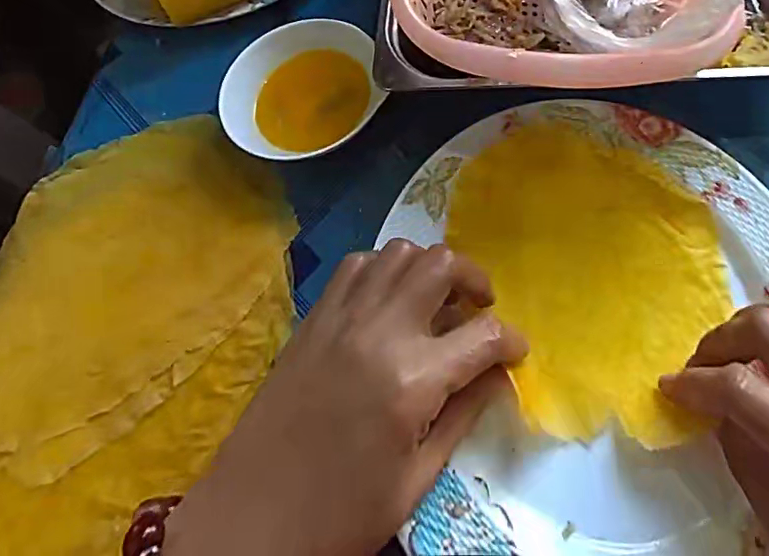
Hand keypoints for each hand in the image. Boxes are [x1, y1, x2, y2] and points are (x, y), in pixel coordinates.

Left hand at [167, 241, 526, 555]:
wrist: (252, 516)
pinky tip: (389, 299)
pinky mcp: (315, 315)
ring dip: (429, 268)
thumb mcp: (415, 480)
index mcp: (411, 380)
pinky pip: (358, 264)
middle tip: (480, 308)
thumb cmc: (340, 512)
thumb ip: (462, 415)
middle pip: (442, 264)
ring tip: (436, 300)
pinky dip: (384, 269)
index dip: (511, 341)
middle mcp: (380, 330)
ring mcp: (343, 315)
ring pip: (400, 252)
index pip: (483, 336)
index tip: (516, 352)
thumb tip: (499, 375)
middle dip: (474, 279)